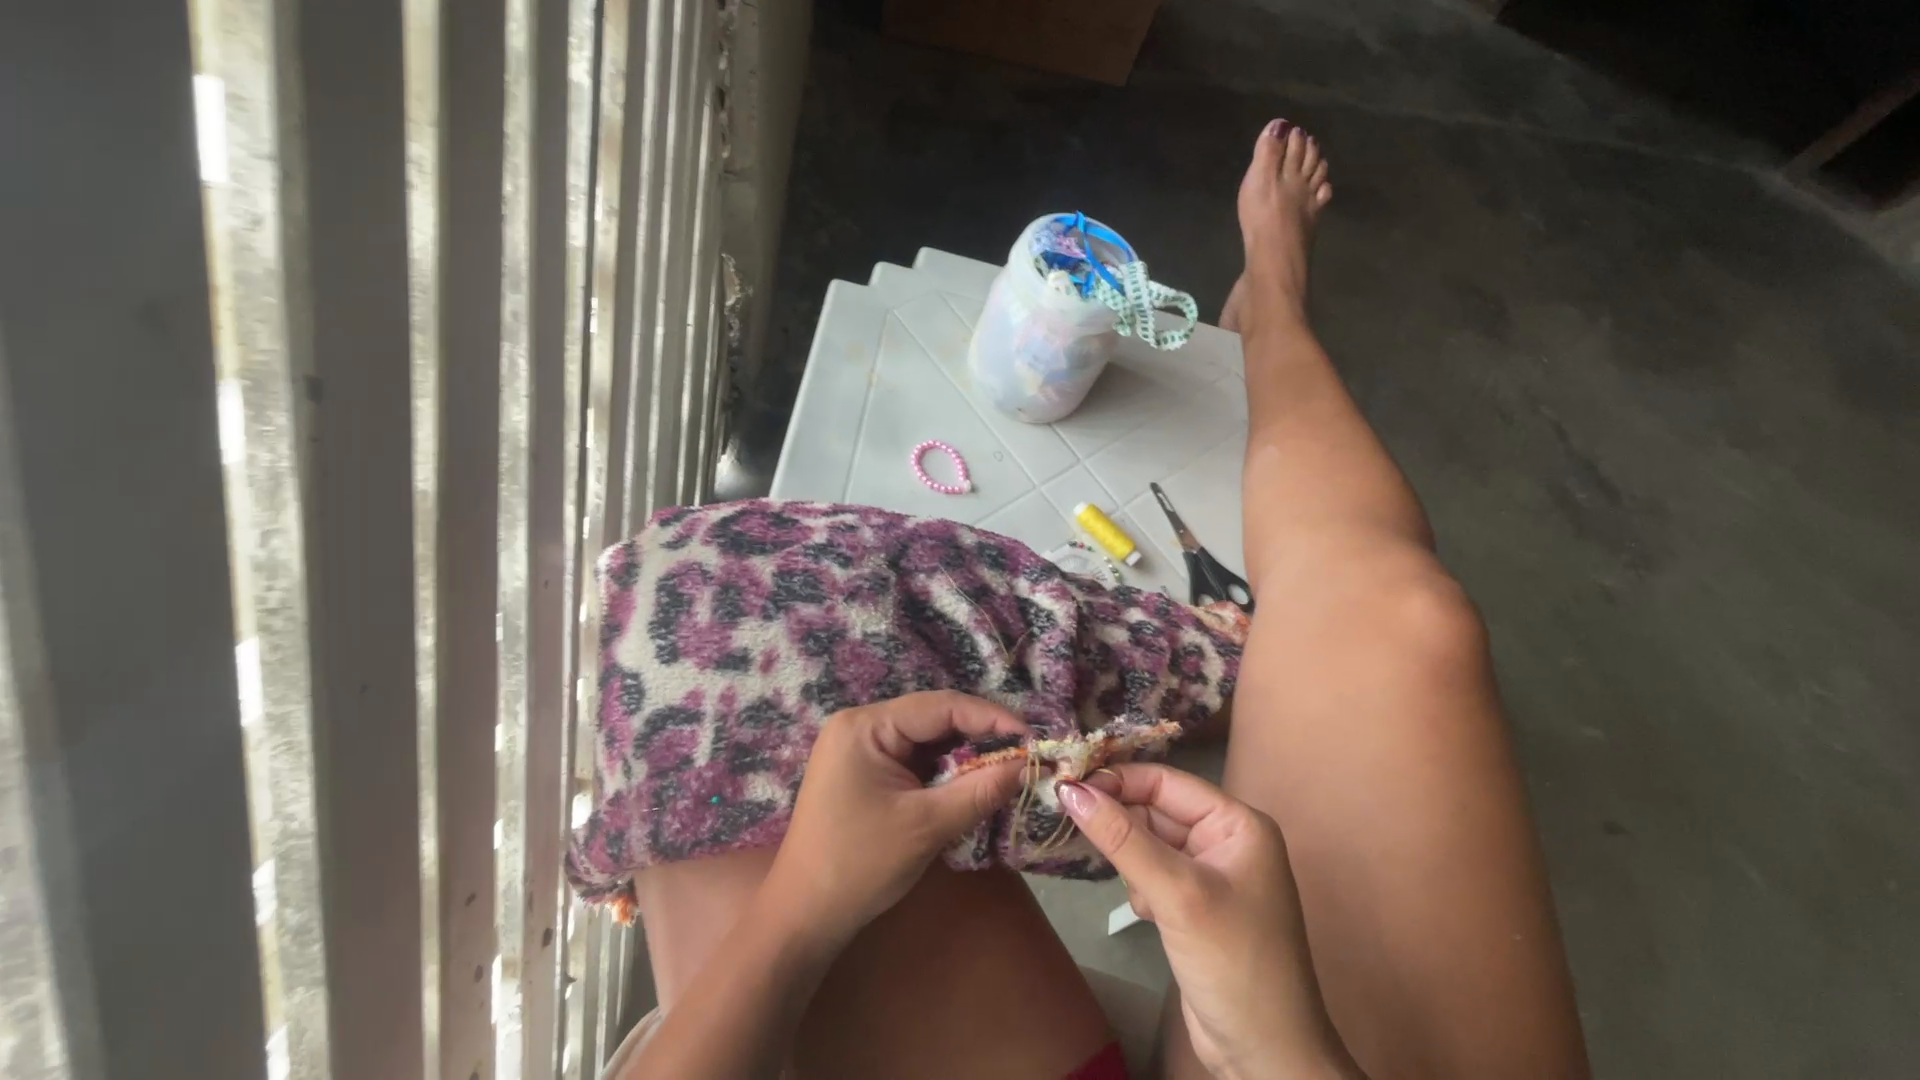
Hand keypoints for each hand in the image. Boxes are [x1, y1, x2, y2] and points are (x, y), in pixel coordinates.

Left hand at [768, 691, 1030, 948]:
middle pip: (933, 718)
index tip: (1032, 738)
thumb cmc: (860, 866)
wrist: (804, 916)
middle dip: (980, 736)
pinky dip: (944, 770)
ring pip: (927, 739)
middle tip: (1025, 754)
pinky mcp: (864, 772)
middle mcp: (859, 726)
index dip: (990, 718)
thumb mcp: (927, 826)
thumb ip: (980, 790)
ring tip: (1006, 768)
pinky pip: (914, 758)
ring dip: (964, 754)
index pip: (940, 706)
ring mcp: (859, 749)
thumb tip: (1029, 765)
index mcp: (865, 726)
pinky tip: (972, 783)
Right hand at [1058, 766, 1362, 1079]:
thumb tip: (1069, 790)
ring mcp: (1210, 875)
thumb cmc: (1233, 961)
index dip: (1118, 780)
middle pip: (1155, 809)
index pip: (1166, 782)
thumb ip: (1122, 838)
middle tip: (1074, 828)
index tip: (1067, 789)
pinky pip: (1152, 874)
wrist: (1265, 1054)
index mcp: (1237, 823)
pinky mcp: (1193, 906)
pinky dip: (1139, 887)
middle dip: (1121, 823)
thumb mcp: (1176, 893)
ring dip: (1131, 862)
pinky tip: (1146, 914)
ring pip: (1148, 842)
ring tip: (1139, 895)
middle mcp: (1225, 840)